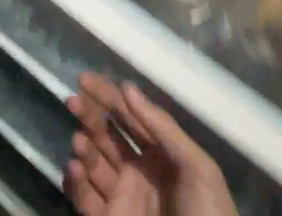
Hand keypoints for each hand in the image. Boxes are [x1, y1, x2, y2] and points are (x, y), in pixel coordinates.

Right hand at [64, 73, 235, 215]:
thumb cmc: (208, 215)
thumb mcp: (199, 170)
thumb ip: (163, 128)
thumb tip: (127, 87)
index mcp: (162, 156)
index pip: (130, 118)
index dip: (108, 96)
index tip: (84, 79)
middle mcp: (139, 171)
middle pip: (107, 135)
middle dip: (89, 116)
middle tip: (73, 102)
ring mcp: (123, 196)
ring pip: (93, 163)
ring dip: (83, 147)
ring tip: (79, 141)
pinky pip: (84, 197)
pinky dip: (75, 181)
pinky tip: (75, 168)